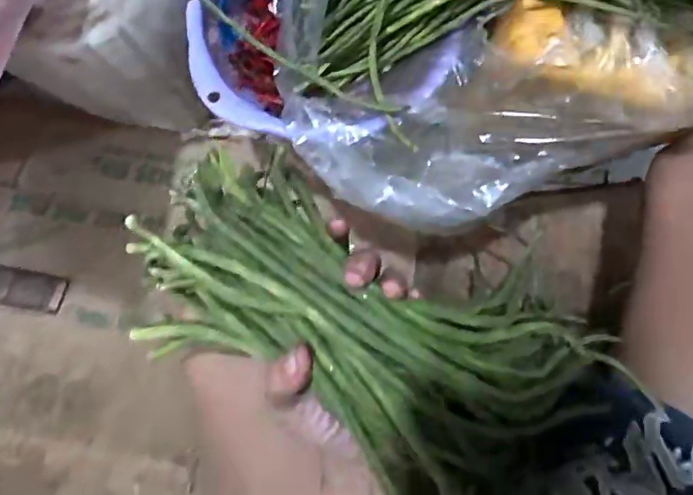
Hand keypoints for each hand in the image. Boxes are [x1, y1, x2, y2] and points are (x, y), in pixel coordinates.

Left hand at [184, 216, 417, 494]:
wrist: (362, 464)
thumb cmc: (318, 430)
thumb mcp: (289, 410)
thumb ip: (283, 386)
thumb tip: (296, 355)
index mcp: (309, 316)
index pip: (311, 267)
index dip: (321, 242)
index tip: (331, 228)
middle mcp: (342, 308)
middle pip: (349, 265)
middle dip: (356, 260)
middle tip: (355, 276)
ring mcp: (374, 318)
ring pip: (379, 277)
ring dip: (383, 275)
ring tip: (387, 289)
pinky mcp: (403, 330)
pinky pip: (409, 303)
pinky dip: (409, 296)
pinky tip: (409, 300)